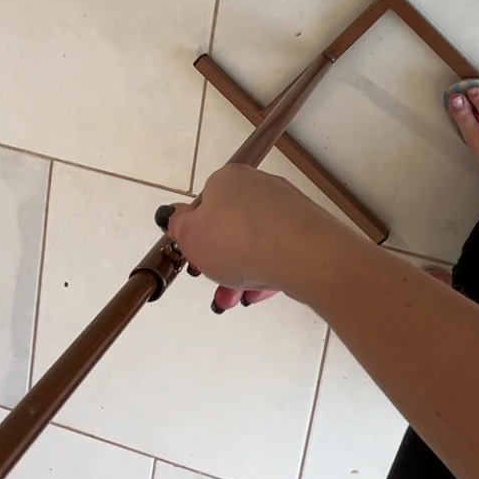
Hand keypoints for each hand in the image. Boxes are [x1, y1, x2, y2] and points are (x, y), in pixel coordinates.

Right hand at [165, 164, 355, 311]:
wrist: (301, 253)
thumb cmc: (238, 240)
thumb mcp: (190, 237)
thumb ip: (178, 225)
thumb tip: (172, 214)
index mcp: (228, 179)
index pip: (206, 206)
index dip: (198, 237)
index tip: (197, 261)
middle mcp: (258, 185)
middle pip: (231, 227)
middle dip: (221, 262)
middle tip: (217, 287)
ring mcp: (285, 206)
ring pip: (255, 243)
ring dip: (242, 273)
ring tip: (237, 298)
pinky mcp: (306, 228)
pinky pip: (279, 251)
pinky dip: (268, 270)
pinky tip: (261, 291)